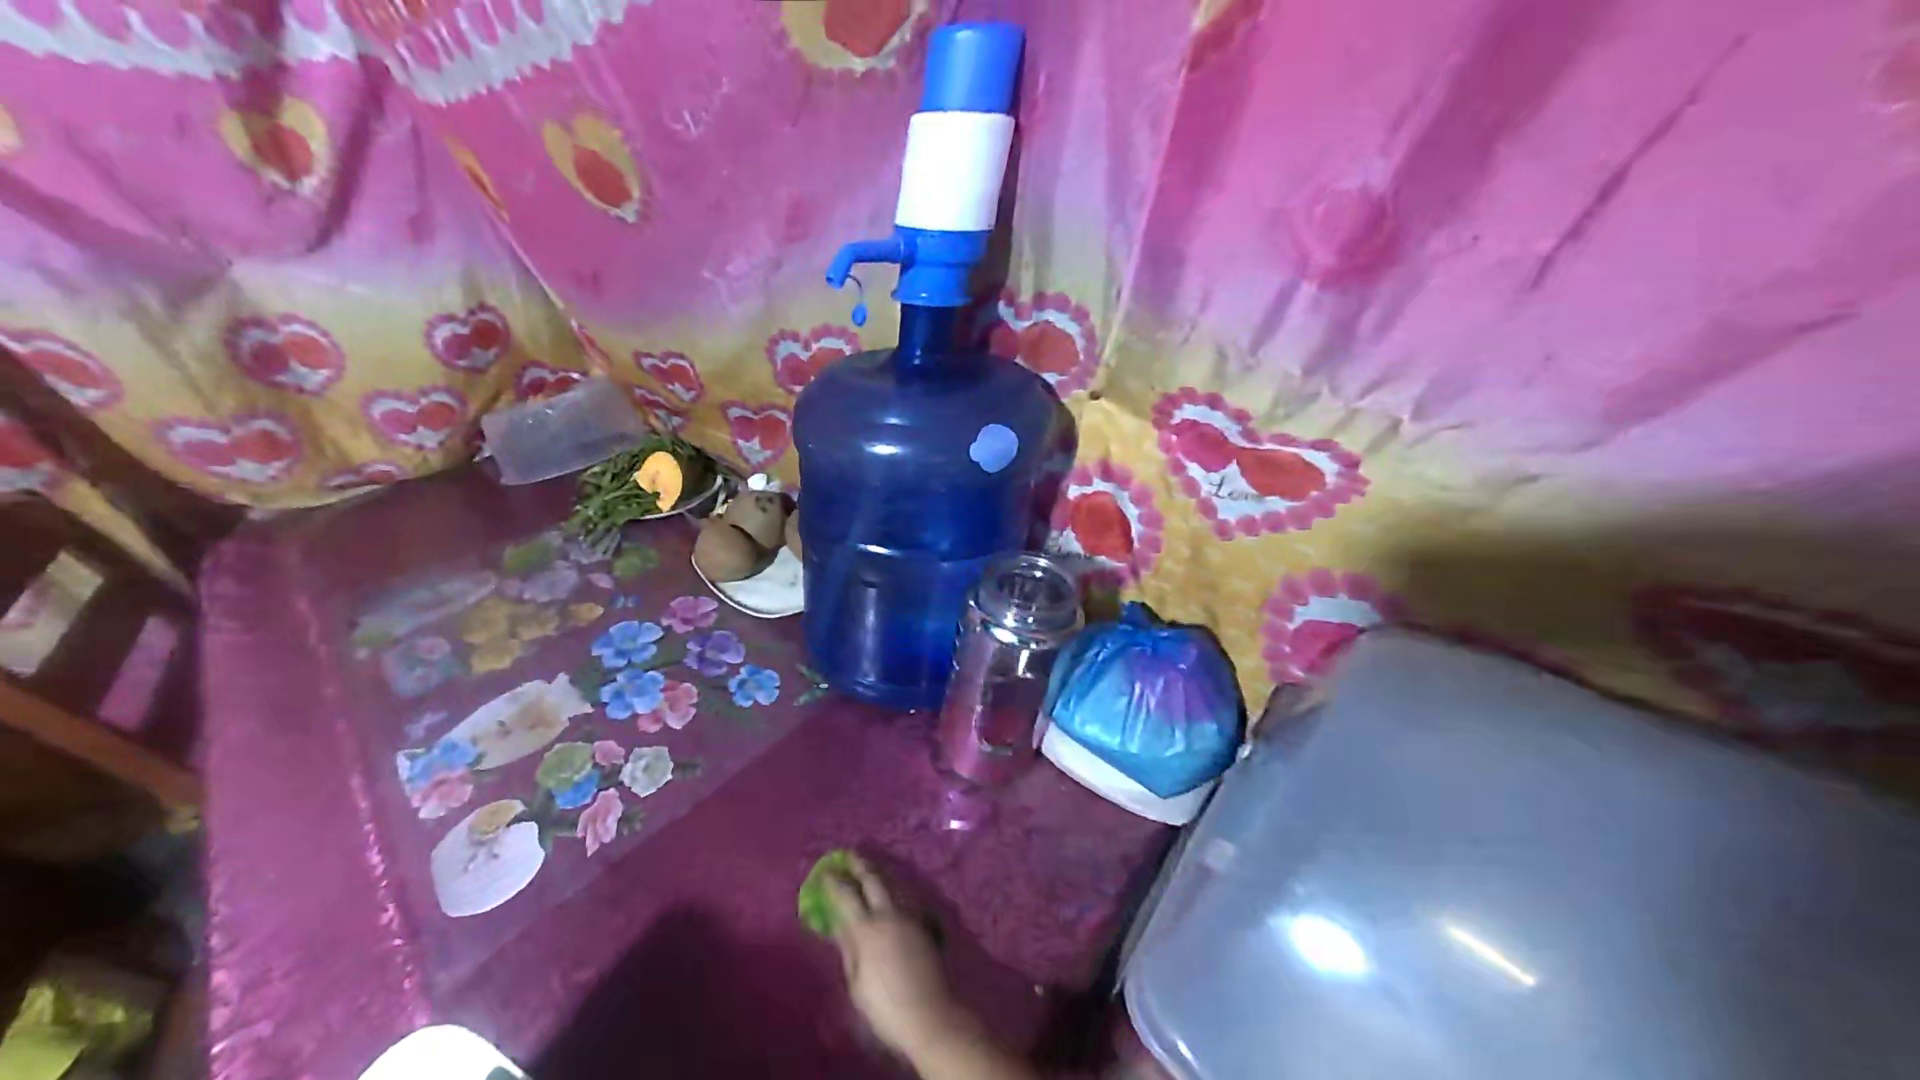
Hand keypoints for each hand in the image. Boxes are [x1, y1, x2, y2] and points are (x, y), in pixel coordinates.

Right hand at [824, 854, 964, 1059]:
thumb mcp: (856, 981)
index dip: (833, 882)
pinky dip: (892, 886)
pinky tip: (889, 890)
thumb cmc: (884, 1006)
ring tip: (868, 867)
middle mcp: (888, 914)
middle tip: (849, 855)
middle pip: (873, 879)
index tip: (824, 872)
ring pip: (892, 883)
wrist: (930, 1015)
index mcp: (867, 929)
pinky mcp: (923, 923)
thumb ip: (848, 947)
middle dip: (859, 865)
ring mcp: (909, 916)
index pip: (846, 896)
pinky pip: (904, 895)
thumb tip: (838, 924)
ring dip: (878, 872)